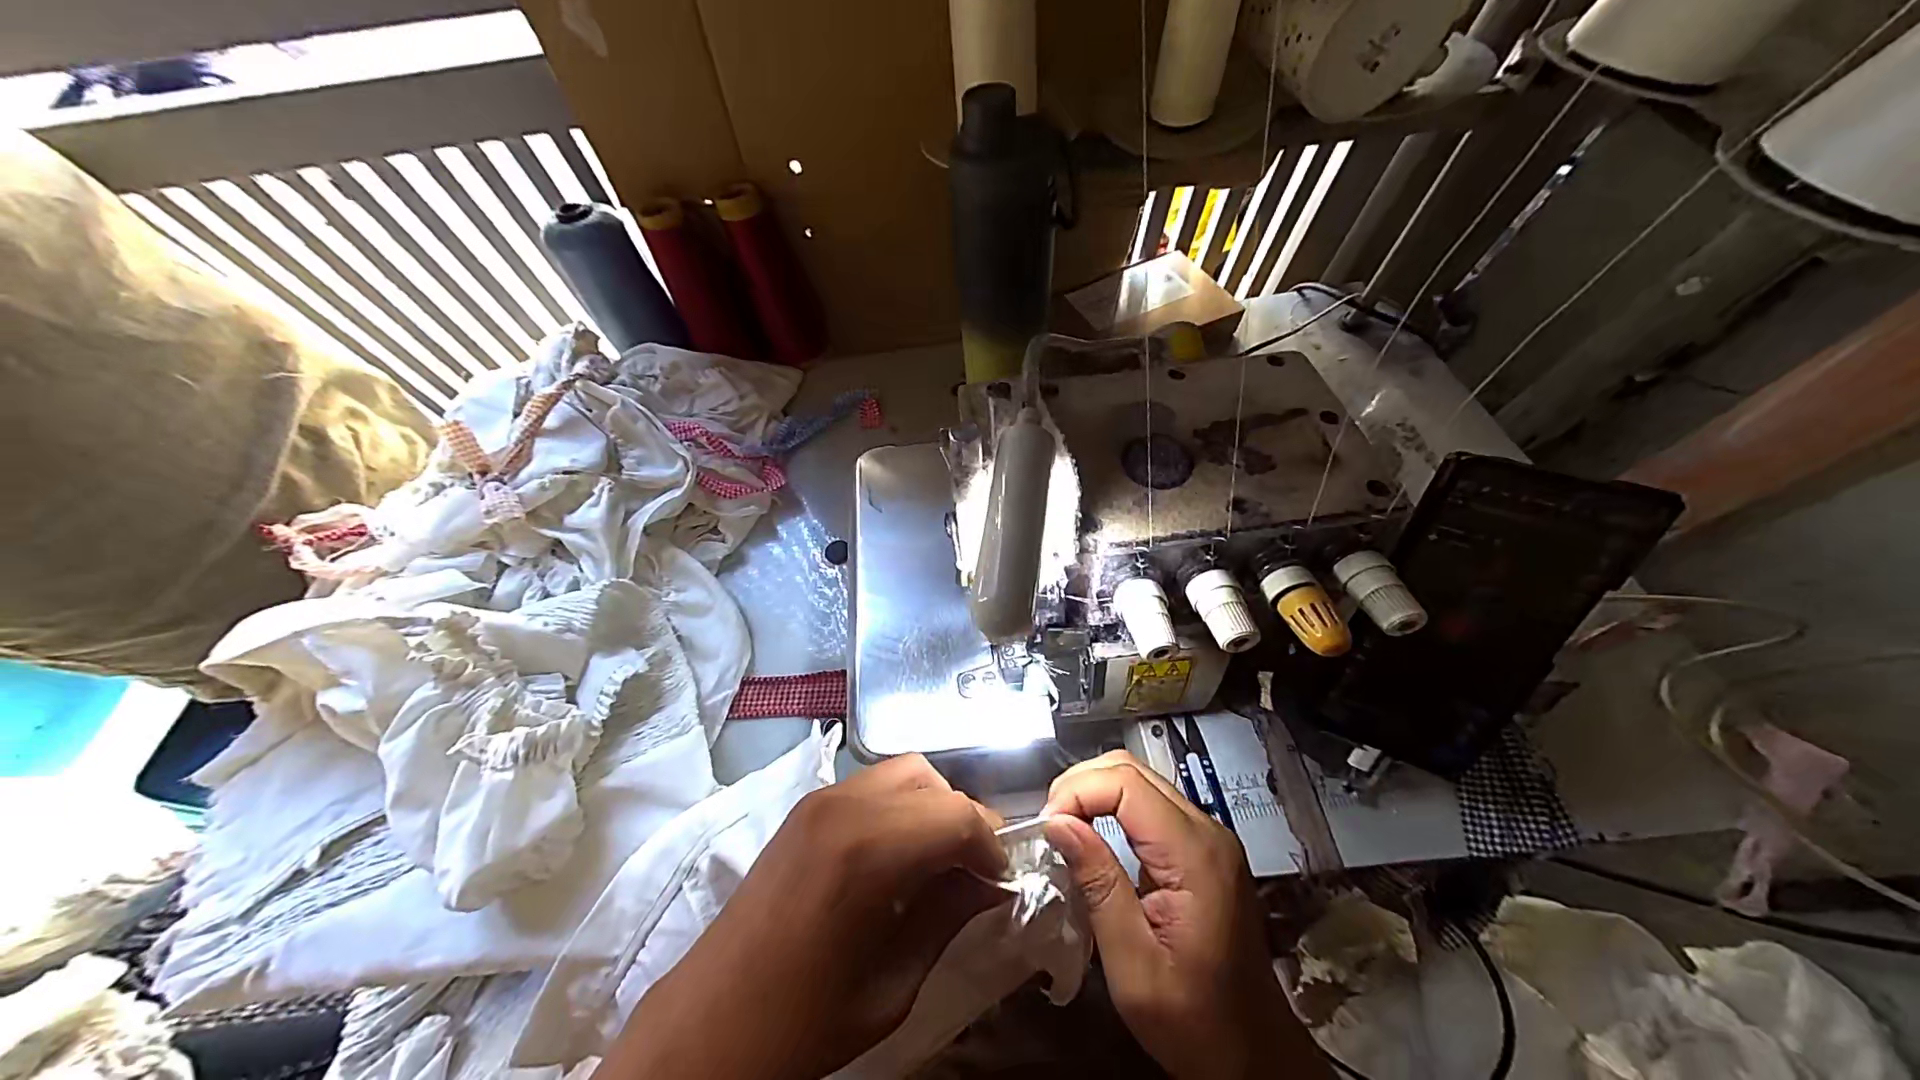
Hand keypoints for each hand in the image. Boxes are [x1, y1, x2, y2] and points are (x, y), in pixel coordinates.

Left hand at [604, 754, 1010, 1079]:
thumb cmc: (803, 1019)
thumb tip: (993, 882)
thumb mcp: (892, 984)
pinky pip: (870, 787)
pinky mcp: (802, 809)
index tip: (1000, 883)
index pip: (957, 814)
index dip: (990, 845)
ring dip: (931, 808)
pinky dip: (899, 806)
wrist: (707, 1023)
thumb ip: (948, 917)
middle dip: (963, 820)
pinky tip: (895, 855)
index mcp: (865, 850)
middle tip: (972, 871)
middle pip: (931, 782)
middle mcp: (841, 806)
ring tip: (936, 862)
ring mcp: (817, 801)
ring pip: (901, 774)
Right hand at [1043, 751, 1327, 1079]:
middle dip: (1080, 786)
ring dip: (1092, 793)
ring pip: (1138, 780)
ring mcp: (1207, 837)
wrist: (1254, 1056)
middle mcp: (1206, 831)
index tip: (1046, 829)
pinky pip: (1148, 805)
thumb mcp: (1133, 965)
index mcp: (1195, 855)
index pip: (1126, 782)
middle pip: (1131, 769)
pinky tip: (1090, 836)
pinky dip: (1110, 808)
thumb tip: (1057, 823)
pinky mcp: (1200, 849)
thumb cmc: (1194, 1022)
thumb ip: (1097, 886)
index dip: (1077, 792)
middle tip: (1049, 827)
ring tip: (1062, 830)